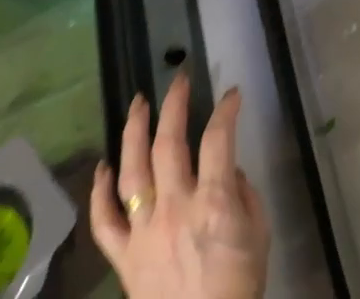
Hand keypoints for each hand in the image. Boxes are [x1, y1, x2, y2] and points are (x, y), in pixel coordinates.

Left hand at [91, 74, 269, 298]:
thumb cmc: (240, 281)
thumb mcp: (259, 232)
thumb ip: (242, 195)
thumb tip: (226, 172)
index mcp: (214, 201)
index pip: (218, 139)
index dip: (226, 110)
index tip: (232, 94)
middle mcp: (174, 208)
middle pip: (168, 146)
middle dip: (174, 107)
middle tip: (178, 81)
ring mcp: (143, 231)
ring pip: (131, 172)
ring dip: (134, 133)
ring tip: (138, 104)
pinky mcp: (122, 255)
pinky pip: (104, 219)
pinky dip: (100, 190)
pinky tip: (105, 165)